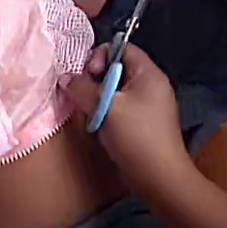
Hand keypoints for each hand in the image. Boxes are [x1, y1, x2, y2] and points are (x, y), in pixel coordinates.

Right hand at [68, 44, 193, 195]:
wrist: (161, 179)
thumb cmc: (137, 137)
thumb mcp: (106, 109)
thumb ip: (83, 89)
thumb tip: (65, 77)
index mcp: (149, 74)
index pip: (122, 48)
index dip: (101, 56)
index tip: (88, 76)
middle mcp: (152, 85)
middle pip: (118, 69)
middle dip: (96, 80)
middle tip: (84, 96)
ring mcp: (149, 106)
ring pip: (117, 91)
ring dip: (99, 99)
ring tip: (91, 114)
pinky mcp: (144, 124)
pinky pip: (121, 108)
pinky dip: (108, 113)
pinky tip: (100, 127)